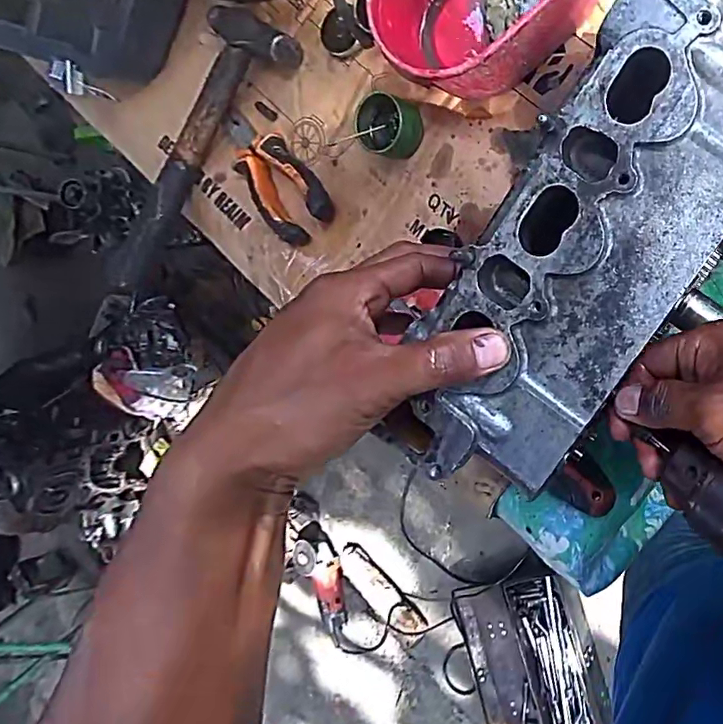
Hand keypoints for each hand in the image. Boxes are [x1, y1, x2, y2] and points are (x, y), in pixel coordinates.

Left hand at [175, 243, 508, 485]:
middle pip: (395, 284)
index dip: (449, 263)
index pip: (408, 261)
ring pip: (384, 318)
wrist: (230, 463)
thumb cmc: (286, 410)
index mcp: (341, 294)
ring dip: (419, 323)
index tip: (482, 272)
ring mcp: (322, 338)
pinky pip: (371, 347)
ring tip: (452, 337)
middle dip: (436, 288)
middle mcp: (329, 309)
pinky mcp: (320, 368)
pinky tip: (414, 374)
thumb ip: (441, 360)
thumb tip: (492, 344)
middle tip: (473, 298)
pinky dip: (400, 353)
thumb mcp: (379, 379)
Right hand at [607, 322, 722, 516]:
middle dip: (653, 430)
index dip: (632, 393)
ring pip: (688, 424)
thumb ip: (665, 403)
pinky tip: (692, 485)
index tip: (622, 431)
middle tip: (651, 464)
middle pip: (668, 394)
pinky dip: (698, 463)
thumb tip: (626, 397)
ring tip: (673, 480)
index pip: (654, 360)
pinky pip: (712, 444)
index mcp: (715, 345)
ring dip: (673, 453)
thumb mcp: (716, 410)